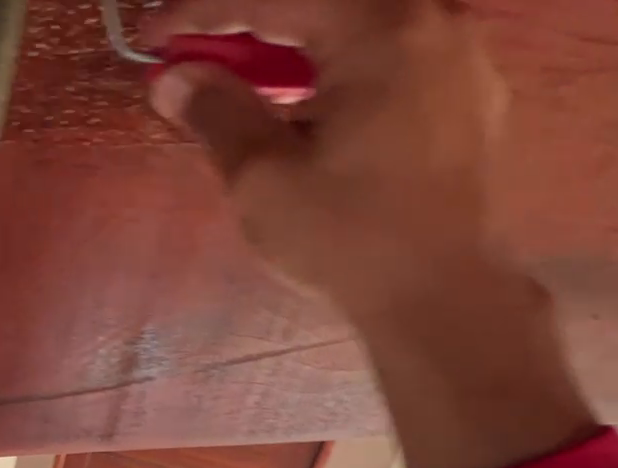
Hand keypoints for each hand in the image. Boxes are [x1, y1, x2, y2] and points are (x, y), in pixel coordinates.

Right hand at [144, 0, 509, 319]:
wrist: (438, 290)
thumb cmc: (342, 236)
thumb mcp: (262, 179)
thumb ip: (219, 115)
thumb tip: (174, 77)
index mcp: (381, 32)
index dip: (203, 12)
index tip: (151, 34)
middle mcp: (433, 20)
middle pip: (323, 2)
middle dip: (250, 17)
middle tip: (196, 49)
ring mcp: (460, 52)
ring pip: (362, 20)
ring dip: (294, 37)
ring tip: (244, 71)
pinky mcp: (466, 89)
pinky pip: (392, 47)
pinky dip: (336, 57)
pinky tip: (308, 96)